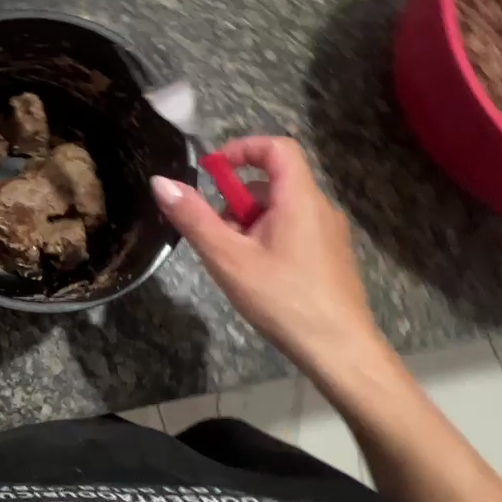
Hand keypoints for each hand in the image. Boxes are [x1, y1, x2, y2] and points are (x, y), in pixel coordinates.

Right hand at [150, 137, 383, 371]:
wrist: (341, 353)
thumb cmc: (283, 299)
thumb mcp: (227, 258)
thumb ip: (193, 217)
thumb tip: (160, 181)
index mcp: (300, 199)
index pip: (277, 147)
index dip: (242, 148)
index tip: (212, 171)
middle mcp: (320, 208)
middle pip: (272, 182)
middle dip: (235, 199)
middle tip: (215, 232)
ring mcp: (329, 234)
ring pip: (280, 209)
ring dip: (248, 222)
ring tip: (231, 260)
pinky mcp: (330, 258)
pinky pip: (292, 230)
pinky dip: (266, 239)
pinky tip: (255, 276)